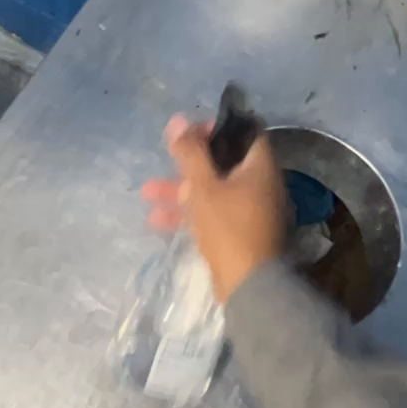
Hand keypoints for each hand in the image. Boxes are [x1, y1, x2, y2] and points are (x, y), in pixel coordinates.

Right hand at [140, 114, 287, 302]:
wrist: (251, 287)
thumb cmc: (229, 228)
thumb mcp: (203, 187)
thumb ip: (190, 153)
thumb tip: (178, 120)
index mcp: (260, 167)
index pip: (244, 132)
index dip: (216, 126)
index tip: (190, 131)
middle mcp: (260, 185)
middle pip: (224, 162)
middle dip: (189, 162)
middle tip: (165, 159)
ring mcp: (252, 211)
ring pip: (213, 190)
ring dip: (181, 190)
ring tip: (146, 194)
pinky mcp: (240, 234)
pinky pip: (213, 214)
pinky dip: (189, 213)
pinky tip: (157, 221)